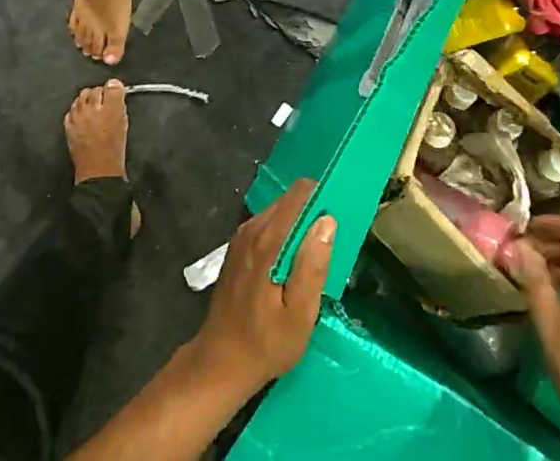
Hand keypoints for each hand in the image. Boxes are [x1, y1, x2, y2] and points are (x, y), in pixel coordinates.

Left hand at [188, 178, 336, 392]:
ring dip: (298, 224)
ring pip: (277, 212)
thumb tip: (327, 221)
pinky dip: (284, 233)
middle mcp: (251, 230)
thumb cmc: (265, 343)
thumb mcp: (300, 313)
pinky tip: (292, 263)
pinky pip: (267, 226)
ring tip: (315, 255)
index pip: (299, 194)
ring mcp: (241, 238)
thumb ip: (313, 265)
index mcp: (267, 241)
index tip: (341, 214)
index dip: (322, 196)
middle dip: (313, 211)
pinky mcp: (237, 249)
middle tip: (331, 242)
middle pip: (288, 200)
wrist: (219, 364)